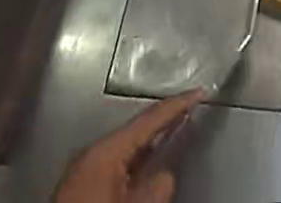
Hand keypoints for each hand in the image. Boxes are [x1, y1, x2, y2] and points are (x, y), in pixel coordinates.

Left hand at [53, 89, 205, 202]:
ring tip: (175, 129)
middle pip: (136, 129)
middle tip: (189, 106)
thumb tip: (165, 175)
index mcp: (106, 149)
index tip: (199, 92)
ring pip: (126, 147)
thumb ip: (156, 188)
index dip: (177, 104)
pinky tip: (147, 165)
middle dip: (163, 119)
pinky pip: (116, 164)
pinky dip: (136, 160)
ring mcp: (84, 169)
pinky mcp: (81, 187)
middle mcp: (93, 152)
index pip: (149, 119)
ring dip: (150, 141)